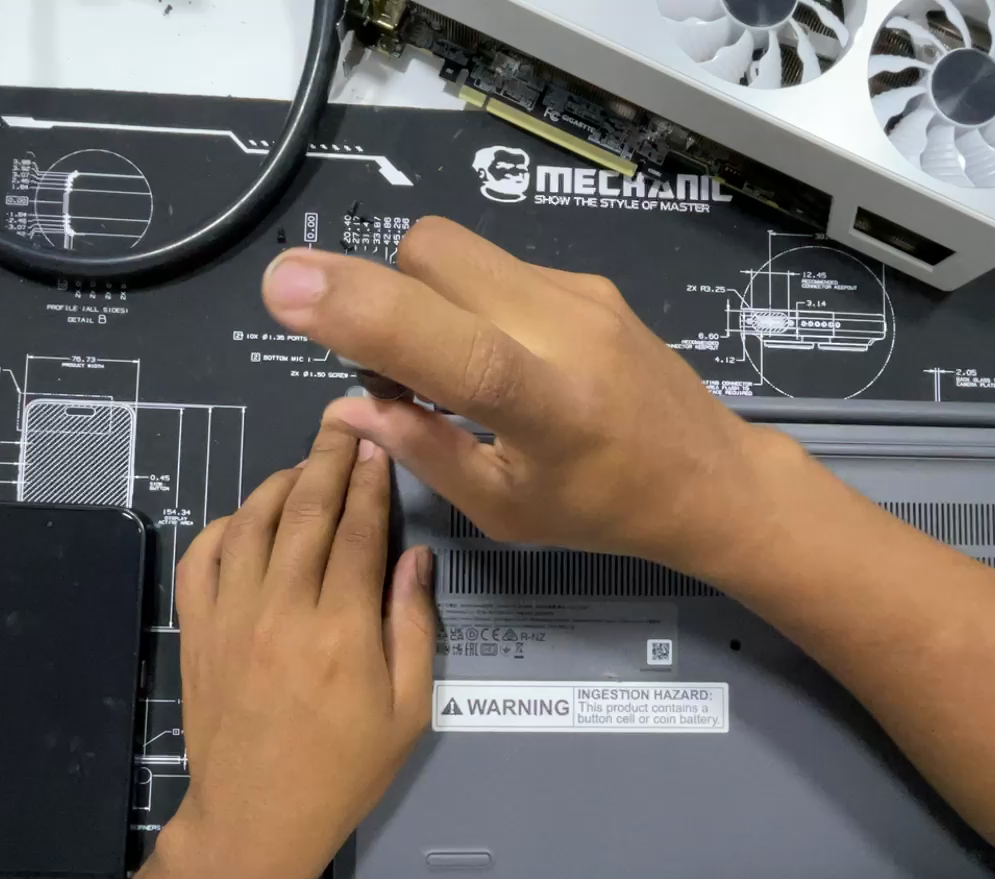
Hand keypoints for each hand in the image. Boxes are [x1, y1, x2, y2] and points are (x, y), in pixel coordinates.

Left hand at [160, 426, 435, 878]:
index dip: (371, 482)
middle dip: (328, 461)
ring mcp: (230, 615)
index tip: (379, 445)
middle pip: (306, 513)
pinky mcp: (197, 628)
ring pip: (251, 522)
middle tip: (344, 425)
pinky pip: (202, 556)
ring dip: (280, 483)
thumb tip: (415, 556)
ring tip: (304, 466)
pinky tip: (248, 518)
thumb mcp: (409, 709)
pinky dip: (224, 524)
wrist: (256, 819)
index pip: (360, 533)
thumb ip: (414, 626)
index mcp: (342, 630)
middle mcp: (282, 609)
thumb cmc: (345, 770)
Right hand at [261, 217, 788, 572]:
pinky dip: (469, 302)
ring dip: (427, 299)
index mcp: (547, 406)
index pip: (448, 342)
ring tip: (455, 369)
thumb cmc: (604, 510)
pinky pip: (496, 266)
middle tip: (403, 369)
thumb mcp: (506, 509)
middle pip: (432, 254)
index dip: (363, 311)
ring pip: (459, 252)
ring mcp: (581, 292)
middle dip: (387, 298)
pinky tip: (501, 356)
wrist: (709, 476)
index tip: (285, 287)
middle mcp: (565, 328)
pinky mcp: (590, 280)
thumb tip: (347, 406)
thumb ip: (424, 453)